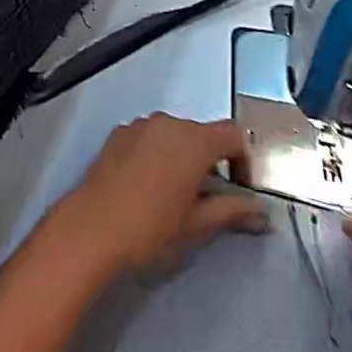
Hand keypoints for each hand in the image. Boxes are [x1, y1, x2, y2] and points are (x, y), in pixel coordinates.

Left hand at [49, 114, 268, 273]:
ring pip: (175, 134)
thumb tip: (260, 214)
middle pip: (203, 134)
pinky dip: (156, 152)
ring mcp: (142, 125)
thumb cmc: (149, 226)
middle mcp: (170, 123)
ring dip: (182, 155)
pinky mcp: (119, 133)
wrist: (91, 228)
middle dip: (211, 161)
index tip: (239, 187)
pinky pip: (149, 136)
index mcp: (196, 140)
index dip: (243, 160)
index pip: (234, 136)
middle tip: (206, 197)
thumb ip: (233, 211)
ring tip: (173, 193)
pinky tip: (146, 184)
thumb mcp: (197, 223)